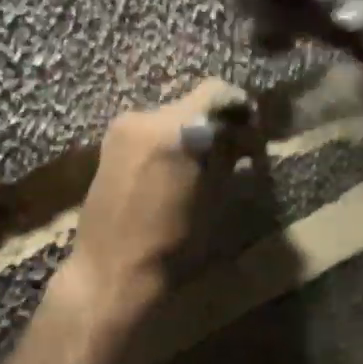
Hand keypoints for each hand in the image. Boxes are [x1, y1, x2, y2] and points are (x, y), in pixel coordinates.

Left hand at [59, 80, 234, 324]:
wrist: (110, 271)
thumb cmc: (172, 244)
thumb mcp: (214, 199)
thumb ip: (227, 157)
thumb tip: (241, 137)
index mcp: (176, 129)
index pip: (217, 92)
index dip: (240, 107)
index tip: (252, 131)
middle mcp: (146, 117)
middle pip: (192, 103)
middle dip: (216, 123)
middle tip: (235, 152)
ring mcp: (123, 128)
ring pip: (171, 117)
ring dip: (192, 132)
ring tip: (206, 165)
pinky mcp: (110, 142)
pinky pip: (150, 131)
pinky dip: (169, 141)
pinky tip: (178, 170)